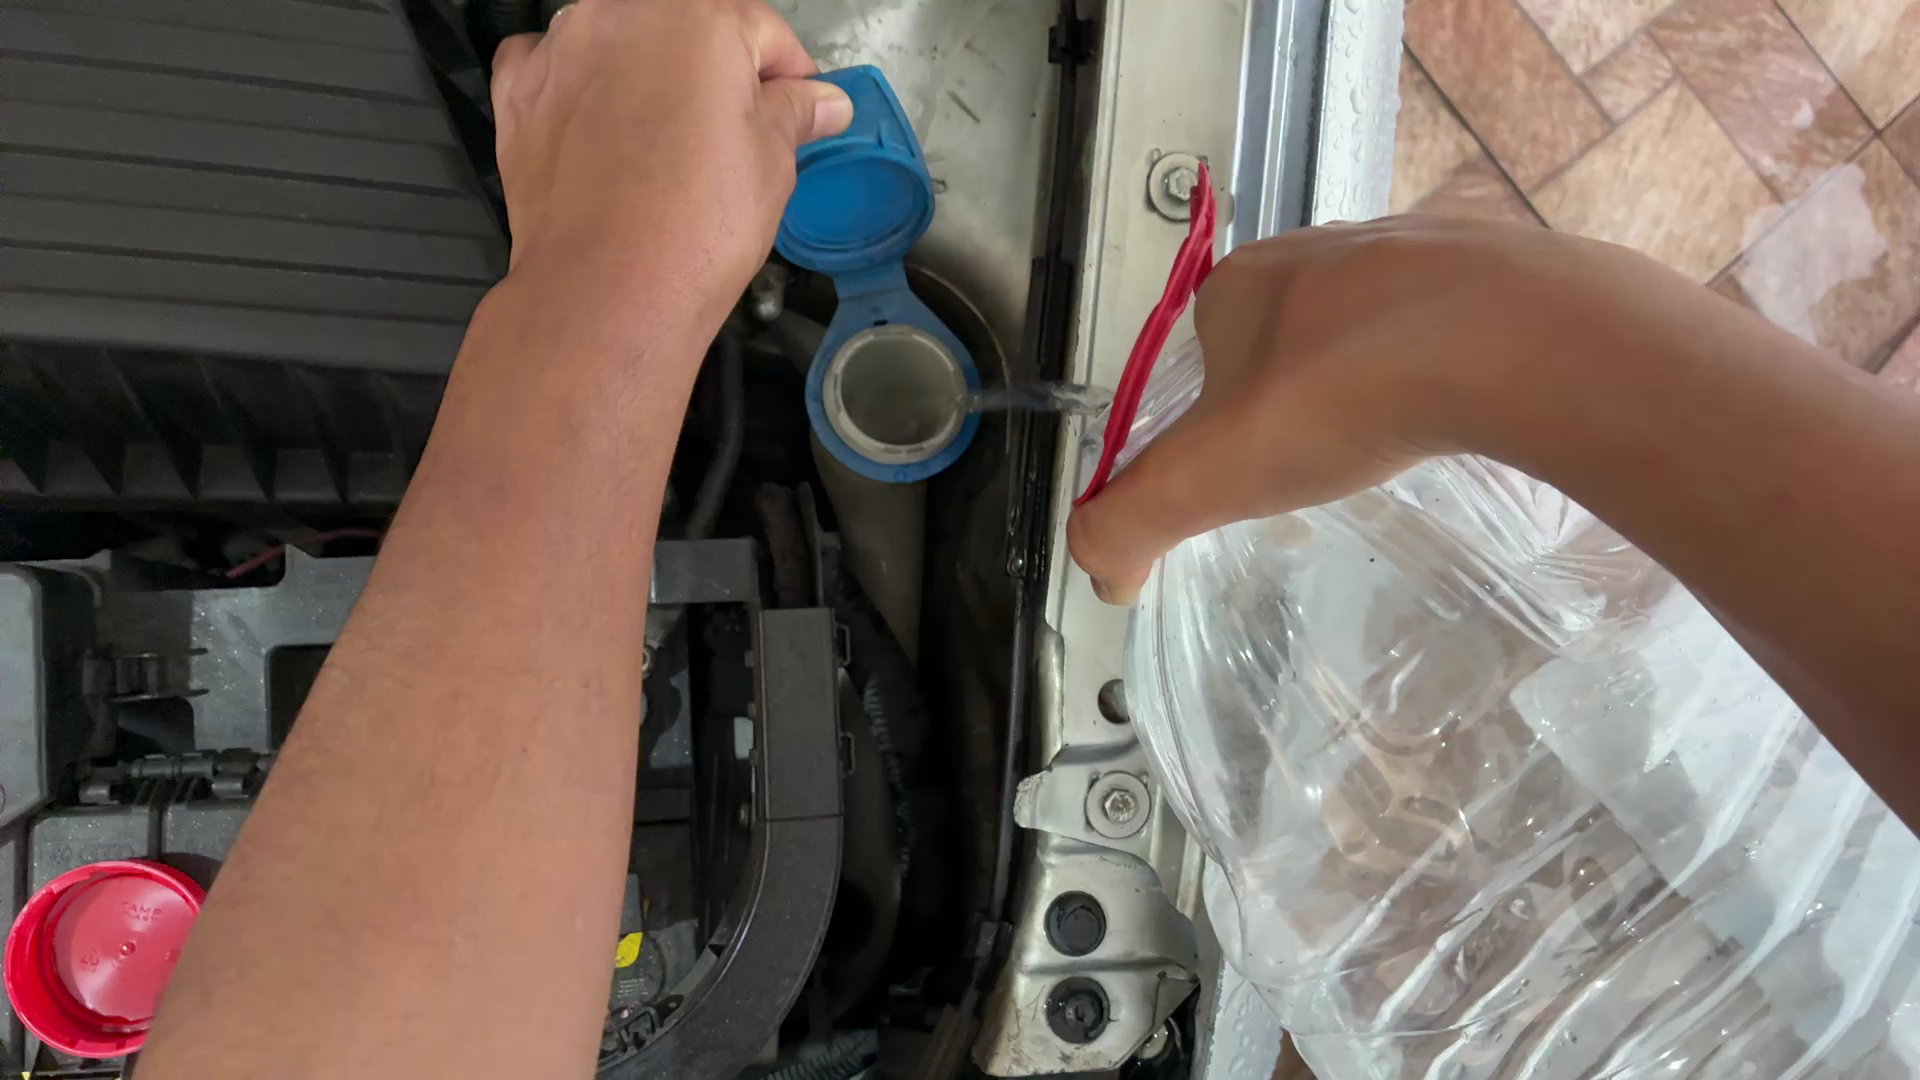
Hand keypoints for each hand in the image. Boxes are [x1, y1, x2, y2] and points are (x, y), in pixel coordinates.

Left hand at [489, 0, 851, 316]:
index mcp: (698, 19)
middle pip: (690, 31)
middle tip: (741, 141)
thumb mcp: (773, 168)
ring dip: (657, 81)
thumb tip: (827, 101)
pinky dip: (592, 94)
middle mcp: (621, 11)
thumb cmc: (704, 226)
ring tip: (672, 152)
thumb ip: (795, 115)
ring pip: (627, 47)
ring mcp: (560, 46)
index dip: (794, 74)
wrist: (609, 290)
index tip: (804, 115)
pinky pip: (566, 73)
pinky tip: (610, 142)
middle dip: (722, 76)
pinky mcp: (519, 90)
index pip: (764, 30)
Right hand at [1066, 216, 1717, 602]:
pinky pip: (1434, 325)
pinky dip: (1428, 368)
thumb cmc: (1334, 400)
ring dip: (1354, 384)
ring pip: (1355, 331)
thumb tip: (1101, 578)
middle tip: (1307, 464)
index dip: (1205, 422)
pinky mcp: (1492, 261)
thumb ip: (1124, 526)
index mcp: (1235, 285)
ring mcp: (1409, 246)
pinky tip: (1449, 409)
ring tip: (1379, 440)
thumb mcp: (1202, 479)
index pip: (1194, 360)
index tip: (1240, 472)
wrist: (1520, 343)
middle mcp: (1314, 248)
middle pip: (1272, 345)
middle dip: (1279, 403)